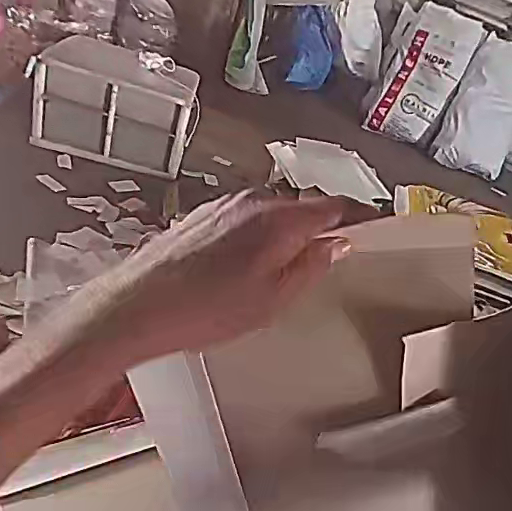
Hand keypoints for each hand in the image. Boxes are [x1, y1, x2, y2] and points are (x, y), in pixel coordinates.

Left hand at [71, 189, 354, 364]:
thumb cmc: (207, 309)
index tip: (375, 223)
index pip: (335, 206)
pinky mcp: (203, 214)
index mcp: (281, 220)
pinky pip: (248, 215)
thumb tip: (338, 243)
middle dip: (324, 223)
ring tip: (293, 260)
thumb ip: (312, 266)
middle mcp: (254, 201)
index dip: (360, 214)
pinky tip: (253, 259)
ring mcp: (225, 204)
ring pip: (274, 208)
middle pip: (304, 204)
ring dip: (291, 227)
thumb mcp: (275, 299)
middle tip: (336, 249)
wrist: (137, 306)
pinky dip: (263, 230)